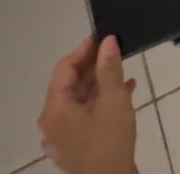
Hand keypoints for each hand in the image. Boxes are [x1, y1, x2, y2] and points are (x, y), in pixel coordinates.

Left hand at [38, 35, 139, 173]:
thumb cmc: (108, 141)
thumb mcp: (113, 100)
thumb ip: (109, 69)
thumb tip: (107, 41)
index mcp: (55, 109)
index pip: (64, 68)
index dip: (84, 49)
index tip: (105, 35)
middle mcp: (53, 121)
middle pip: (70, 84)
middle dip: (93, 64)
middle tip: (116, 49)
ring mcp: (63, 135)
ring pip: (80, 98)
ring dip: (100, 81)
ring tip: (124, 67)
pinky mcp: (77, 144)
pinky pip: (86, 113)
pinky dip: (102, 99)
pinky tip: (126, 90)